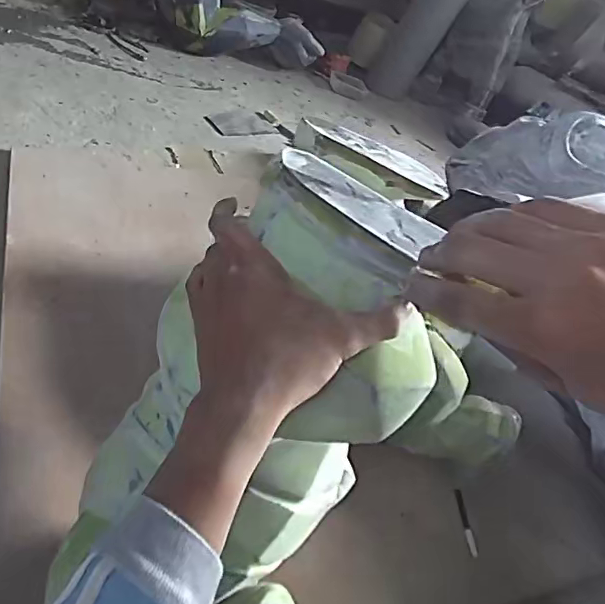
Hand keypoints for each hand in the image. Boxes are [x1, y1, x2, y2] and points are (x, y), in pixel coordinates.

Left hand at [185, 198, 405, 427]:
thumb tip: (408, 307)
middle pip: (218, 245)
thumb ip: (375, 321)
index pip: (226, 224)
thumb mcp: (340, 337)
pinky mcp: (196, 323)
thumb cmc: (288, 357)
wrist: (242, 399)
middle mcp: (221, 274)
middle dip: (232, 240)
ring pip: (206, 266)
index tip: (235, 205)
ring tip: (240, 270)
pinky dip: (207, 285)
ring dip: (219, 263)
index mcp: (249, 265)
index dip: (226, 210)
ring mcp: (204, 299)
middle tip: (253, 245)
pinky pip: (197, 290)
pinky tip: (224, 298)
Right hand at [402, 198, 604, 446]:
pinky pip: (550, 208)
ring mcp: (589, 244)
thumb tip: (481, 317)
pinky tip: (513, 224)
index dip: (425, 290)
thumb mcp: (568, 384)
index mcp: (541, 325)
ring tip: (462, 236)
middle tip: (429, 259)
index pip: (459, 296)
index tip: (411, 286)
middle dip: (438, 253)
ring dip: (471, 227)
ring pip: (504, 219)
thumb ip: (515, 345)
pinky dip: (519, 215)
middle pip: (471, 248)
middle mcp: (556, 276)